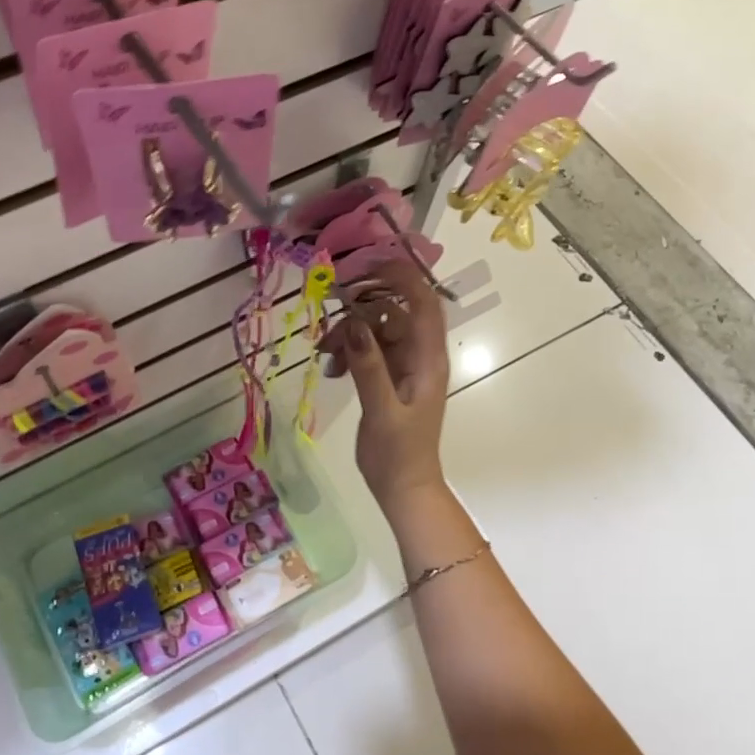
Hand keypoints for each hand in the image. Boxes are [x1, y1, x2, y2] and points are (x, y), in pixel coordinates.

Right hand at [320, 260, 449, 505]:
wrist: (404, 488)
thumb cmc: (399, 453)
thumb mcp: (382, 411)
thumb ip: (370, 366)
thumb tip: (355, 325)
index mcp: (428, 359)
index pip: (424, 301)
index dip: (401, 277)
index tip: (365, 266)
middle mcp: (420, 355)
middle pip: (396, 309)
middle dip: (363, 306)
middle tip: (332, 310)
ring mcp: (405, 365)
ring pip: (378, 328)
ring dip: (351, 332)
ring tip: (326, 353)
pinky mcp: (390, 377)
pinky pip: (369, 349)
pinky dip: (350, 351)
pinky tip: (331, 369)